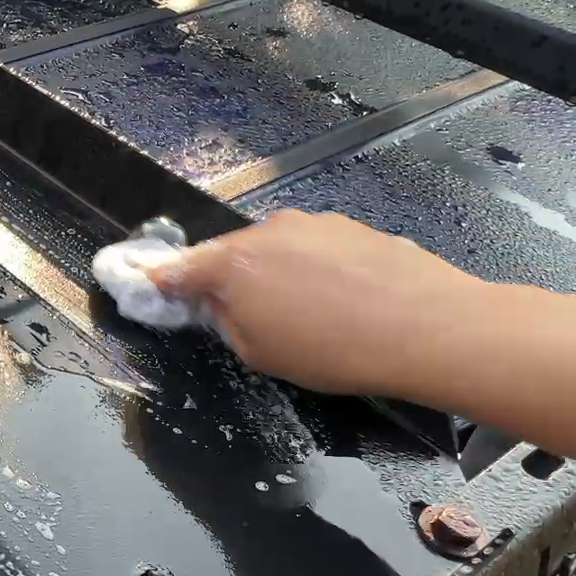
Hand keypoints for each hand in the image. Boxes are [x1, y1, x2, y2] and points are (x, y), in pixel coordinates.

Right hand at [146, 210, 493, 394]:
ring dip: (263, 273)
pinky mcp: (350, 227)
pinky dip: (302, 269)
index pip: (177, 269)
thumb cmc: (329, 349)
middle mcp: (267, 232)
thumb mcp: (254, 351)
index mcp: (231, 264)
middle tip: (223, 312)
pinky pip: (306, 248)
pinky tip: (325, 300)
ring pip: (268, 249)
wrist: (429, 328)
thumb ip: (223, 320)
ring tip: (288, 311)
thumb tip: (217, 304)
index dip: (158, 282)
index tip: (146, 289)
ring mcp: (312, 224)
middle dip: (217, 279)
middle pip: (224, 254)